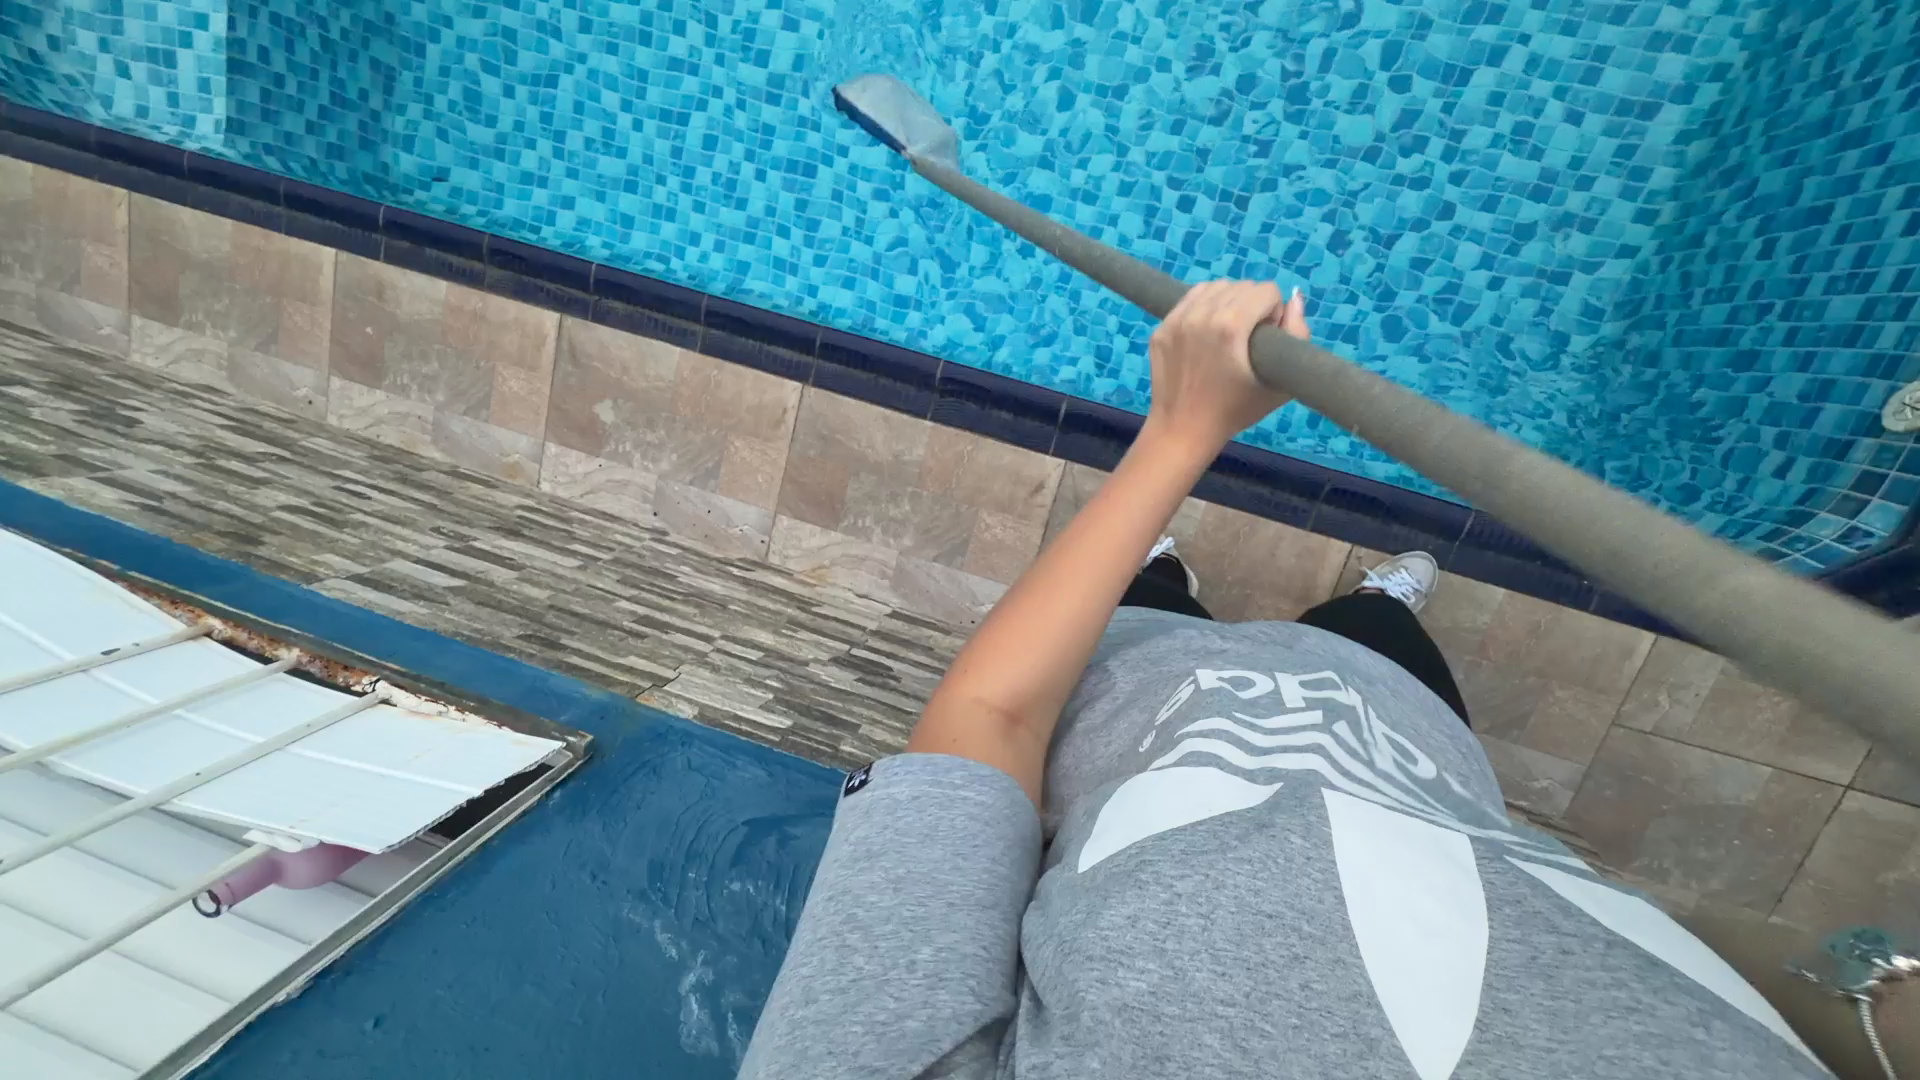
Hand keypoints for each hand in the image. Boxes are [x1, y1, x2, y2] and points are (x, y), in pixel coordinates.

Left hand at [1144, 281, 1308, 452]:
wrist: (1183, 429)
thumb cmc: (1235, 410)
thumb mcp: (1279, 382)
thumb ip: (1297, 334)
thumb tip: (1294, 300)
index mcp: (1230, 325)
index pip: (1266, 290)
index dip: (1274, 313)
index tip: (1265, 338)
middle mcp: (1201, 315)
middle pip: (1241, 286)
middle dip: (1252, 306)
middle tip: (1246, 337)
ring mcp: (1177, 320)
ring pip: (1214, 287)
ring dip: (1227, 302)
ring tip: (1226, 331)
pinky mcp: (1161, 328)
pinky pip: (1189, 299)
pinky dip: (1203, 307)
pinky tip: (1206, 331)